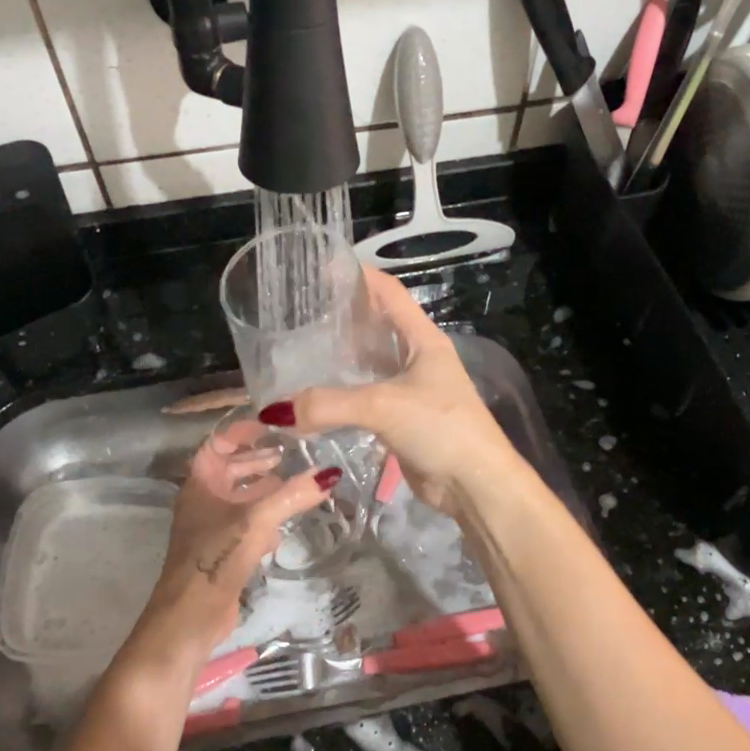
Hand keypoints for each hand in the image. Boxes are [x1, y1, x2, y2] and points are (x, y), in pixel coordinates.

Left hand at [132, 429, 337, 671]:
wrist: (190, 617)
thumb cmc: (216, 557)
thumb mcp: (258, 519)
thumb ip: (293, 495)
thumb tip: (330, 474)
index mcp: (200, 482)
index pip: (218, 443)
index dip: (242, 431)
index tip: (273, 426)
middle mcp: (203, 499)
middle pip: (231, 468)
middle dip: (259, 458)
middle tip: (293, 452)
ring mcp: (211, 526)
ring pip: (240, 496)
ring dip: (265, 487)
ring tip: (296, 481)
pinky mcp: (223, 550)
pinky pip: (246, 522)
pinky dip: (266, 516)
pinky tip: (286, 522)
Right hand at [259, 266, 534, 520]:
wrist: (476, 484)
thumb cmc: (441, 428)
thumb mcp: (383, 406)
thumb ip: (328, 404)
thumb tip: (273, 410)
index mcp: (423, 339)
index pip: (390, 292)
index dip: (360, 275)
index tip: (322, 266)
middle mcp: (418, 358)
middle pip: (378, 325)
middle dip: (343, 315)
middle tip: (299, 310)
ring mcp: (411, 389)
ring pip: (370, 363)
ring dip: (341, 357)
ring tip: (298, 348)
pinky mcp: (402, 419)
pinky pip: (366, 396)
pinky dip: (342, 393)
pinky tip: (314, 396)